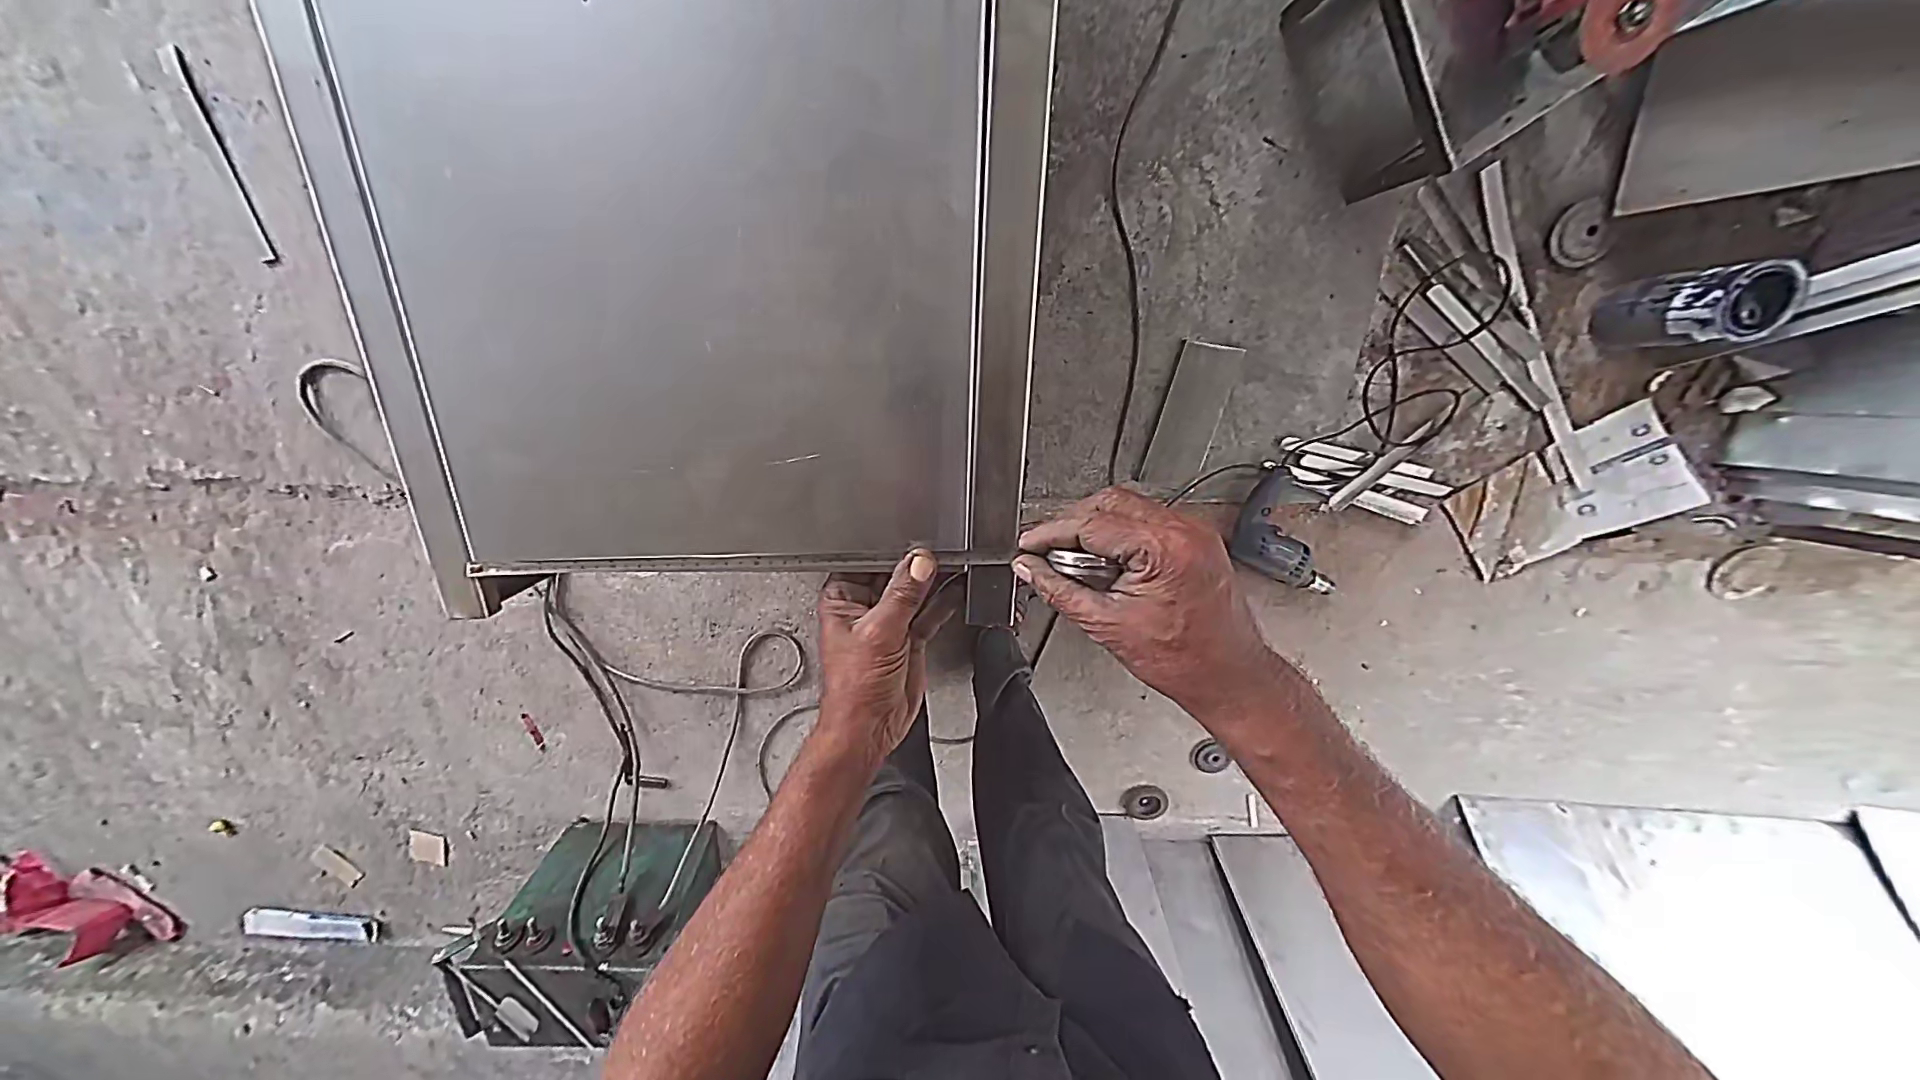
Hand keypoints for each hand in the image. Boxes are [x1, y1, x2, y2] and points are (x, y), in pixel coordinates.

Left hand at [816, 550, 955, 763]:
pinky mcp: (909, 638)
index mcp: (842, 600)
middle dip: (916, 566)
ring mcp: (888, 624)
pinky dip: (943, 602)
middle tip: (939, 553)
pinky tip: (956, 589)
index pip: (867, 563)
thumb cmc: (854, 690)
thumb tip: (919, 564)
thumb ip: (903, 595)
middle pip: (894, 576)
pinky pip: (929, 613)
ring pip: (915, 593)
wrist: (871, 728)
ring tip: (953, 565)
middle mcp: (864, 609)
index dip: (890, 553)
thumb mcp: (879, 632)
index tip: (915, 544)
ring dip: (933, 582)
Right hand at [1014, 487, 1280, 717]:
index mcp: (1163, 548)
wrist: (1227, 675)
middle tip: (1046, 550)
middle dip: (1071, 524)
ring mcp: (1194, 531)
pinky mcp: (1197, 540)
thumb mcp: (1106, 624)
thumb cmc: (1184, 659)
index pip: (1090, 523)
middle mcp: (1184, 530)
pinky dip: (1120, 534)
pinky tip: (1106, 562)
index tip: (1029, 544)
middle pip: (1109, 502)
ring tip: (1075, 561)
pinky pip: (1148, 520)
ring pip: (1128, 506)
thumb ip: (1060, 589)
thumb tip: (1030, 568)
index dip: (1051, 532)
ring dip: (1095, 527)